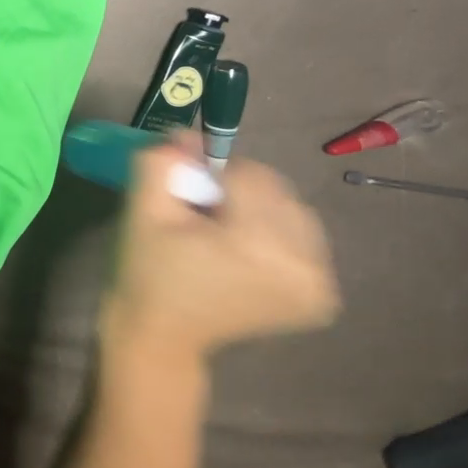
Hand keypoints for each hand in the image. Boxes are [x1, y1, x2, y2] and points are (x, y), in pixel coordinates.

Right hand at [104, 135, 340, 359]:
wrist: (162, 333)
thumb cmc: (147, 270)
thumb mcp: (143, 212)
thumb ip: (160, 165)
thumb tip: (186, 135)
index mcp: (261, 246)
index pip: (250, 175)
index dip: (212, 173)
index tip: (185, 191)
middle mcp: (306, 266)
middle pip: (279, 192)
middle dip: (239, 191)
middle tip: (200, 213)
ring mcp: (321, 286)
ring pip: (296, 213)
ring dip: (260, 210)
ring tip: (222, 233)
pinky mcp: (324, 298)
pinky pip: (305, 241)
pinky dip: (275, 234)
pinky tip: (244, 252)